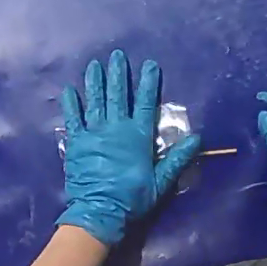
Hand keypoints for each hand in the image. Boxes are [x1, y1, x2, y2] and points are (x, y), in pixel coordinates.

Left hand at [58, 49, 200, 244]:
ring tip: (94, 64)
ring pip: (95, 101)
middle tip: (116, 55)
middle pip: (117, 95)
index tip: (149, 64)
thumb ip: (177, 159)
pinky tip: (69, 89)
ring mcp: (94, 133)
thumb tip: (197, 138)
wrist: (100, 210)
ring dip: (95, 81)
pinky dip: (71, 103)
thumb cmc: (132, 198)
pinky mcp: (76, 142)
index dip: (148, 83)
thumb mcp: (161, 182)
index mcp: (138, 136)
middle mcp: (116, 128)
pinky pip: (72, 118)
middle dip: (118, 74)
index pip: (145, 103)